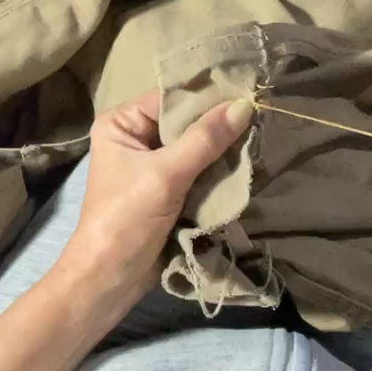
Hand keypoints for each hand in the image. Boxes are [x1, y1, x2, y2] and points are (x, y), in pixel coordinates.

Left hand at [58, 89, 253, 295]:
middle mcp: (135, 138)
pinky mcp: (168, 191)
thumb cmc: (126, 219)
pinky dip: (218, 173)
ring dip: (222, 152)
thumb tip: (244, 105)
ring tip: (258, 142)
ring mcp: (152, 166)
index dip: (207, 97)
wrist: (111, 277)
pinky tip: (244, 166)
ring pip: (196, 149)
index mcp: (121, 124)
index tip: (249, 93)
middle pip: (186, 123)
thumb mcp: (166, 175)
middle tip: (260, 120)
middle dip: (219, 127)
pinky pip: (199, 172)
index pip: (170, 99)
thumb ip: (205, 140)